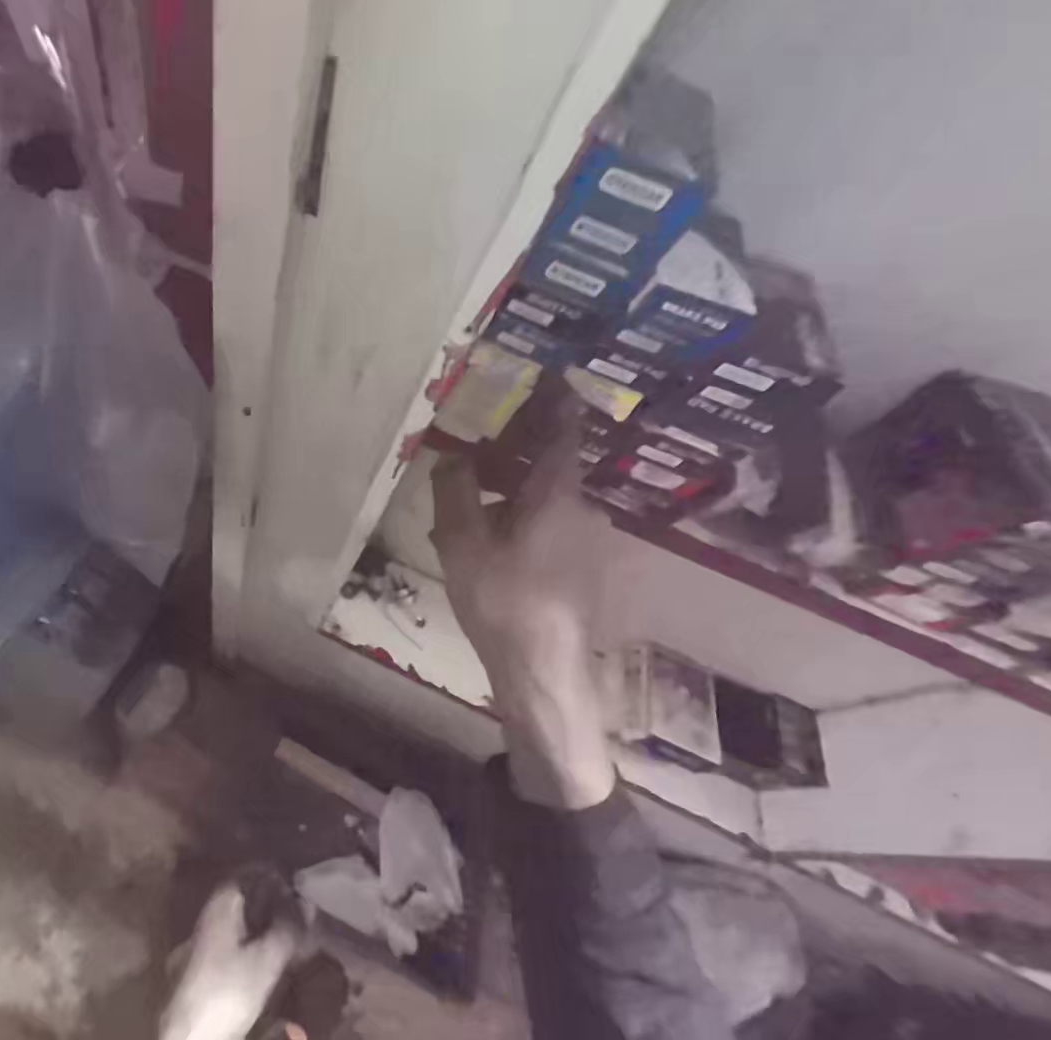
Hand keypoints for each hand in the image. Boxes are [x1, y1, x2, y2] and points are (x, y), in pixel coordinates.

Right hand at [430, 393, 618, 809]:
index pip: (561, 433)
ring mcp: (596, 545)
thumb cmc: (502, 600)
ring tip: (485, 524)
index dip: (556, 403)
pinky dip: (536, 530)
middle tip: (485, 464)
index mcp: (556, 495)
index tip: (554, 378)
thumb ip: (455, 491)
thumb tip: (453, 458)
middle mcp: (586, 512)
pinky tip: (509, 559)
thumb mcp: (462, 543)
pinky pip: (561, 534)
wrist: (545, 673)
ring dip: (524, 503)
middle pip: (553, 472)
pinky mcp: (595, 574)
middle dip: (521, 463)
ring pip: (554, 508)